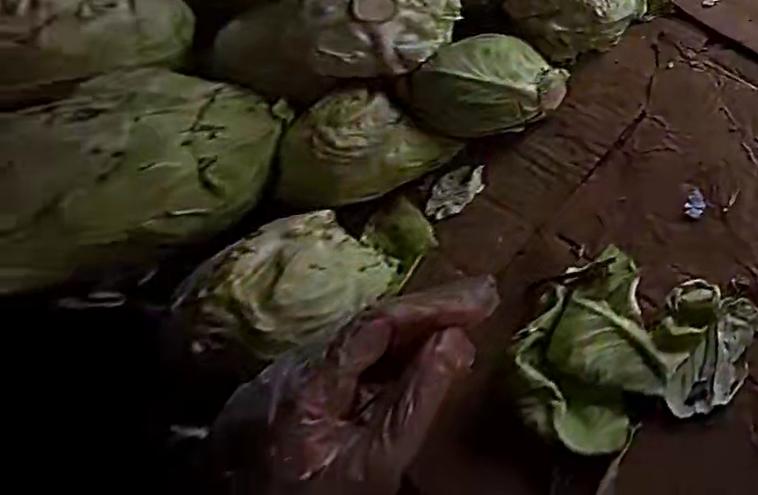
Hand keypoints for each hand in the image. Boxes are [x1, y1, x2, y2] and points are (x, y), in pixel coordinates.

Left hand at [209, 276, 499, 494]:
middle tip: (484, 303)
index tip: (483, 300)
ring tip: (464, 327)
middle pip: (367, 327)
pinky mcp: (276, 399)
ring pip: (359, 339)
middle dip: (431, 313)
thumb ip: (418, 399)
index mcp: (296, 394)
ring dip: (416, 331)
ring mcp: (268, 389)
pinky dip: (390, 352)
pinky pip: (346, 359)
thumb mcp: (380, 463)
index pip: (374, 324)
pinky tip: (423, 354)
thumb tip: (457, 334)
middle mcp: (273, 381)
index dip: (434, 305)